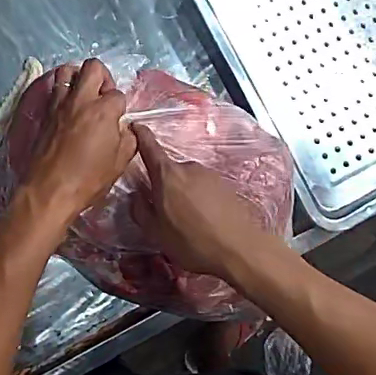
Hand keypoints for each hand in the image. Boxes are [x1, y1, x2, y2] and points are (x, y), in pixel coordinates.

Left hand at [17, 60, 136, 225]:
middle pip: (93, 67)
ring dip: (79, 78)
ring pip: (67, 71)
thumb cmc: (88, 178)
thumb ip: (128, 139)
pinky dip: (63, 90)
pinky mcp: (44, 113)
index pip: (118, 95)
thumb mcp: (120, 162)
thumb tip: (126, 129)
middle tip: (104, 97)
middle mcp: (81, 100)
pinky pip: (54, 89)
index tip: (119, 122)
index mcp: (104, 111)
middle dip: (104, 77)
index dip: (121, 107)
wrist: (49, 190)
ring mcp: (59, 104)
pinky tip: (69, 108)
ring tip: (85, 96)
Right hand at [132, 123, 288, 282]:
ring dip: (185, 195)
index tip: (135, 125)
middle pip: (171, 170)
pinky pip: (206, 188)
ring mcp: (211, 174)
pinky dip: (201, 199)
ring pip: (189, 180)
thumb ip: (140, 209)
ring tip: (188, 223)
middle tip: (165, 213)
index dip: (141, 135)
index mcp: (168, 175)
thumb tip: (136, 193)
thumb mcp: (155, 232)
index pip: (150, 147)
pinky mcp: (227, 185)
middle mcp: (190, 167)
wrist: (239, 249)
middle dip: (166, 186)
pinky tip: (206, 221)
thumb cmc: (192, 241)